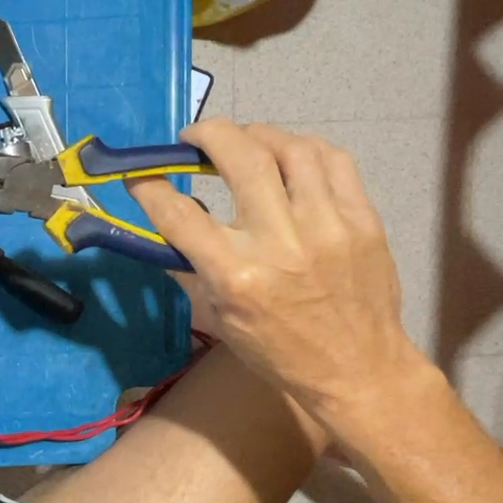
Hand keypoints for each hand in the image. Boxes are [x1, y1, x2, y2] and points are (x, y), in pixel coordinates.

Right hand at [128, 120, 427, 422]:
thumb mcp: (217, 316)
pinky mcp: (363, 219)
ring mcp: (328, 226)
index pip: (181, 215)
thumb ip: (194, 265)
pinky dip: (301, 148)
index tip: (140, 177)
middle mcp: (279, 242)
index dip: (151, 188)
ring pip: (291, 150)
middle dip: (210, 135)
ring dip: (257, 135)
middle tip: (193, 136)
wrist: (355, 367)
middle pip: (242, 160)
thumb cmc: (274, 350)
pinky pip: (332, 162)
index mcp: (235, 276)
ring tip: (241, 141)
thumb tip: (169, 224)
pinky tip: (286, 154)